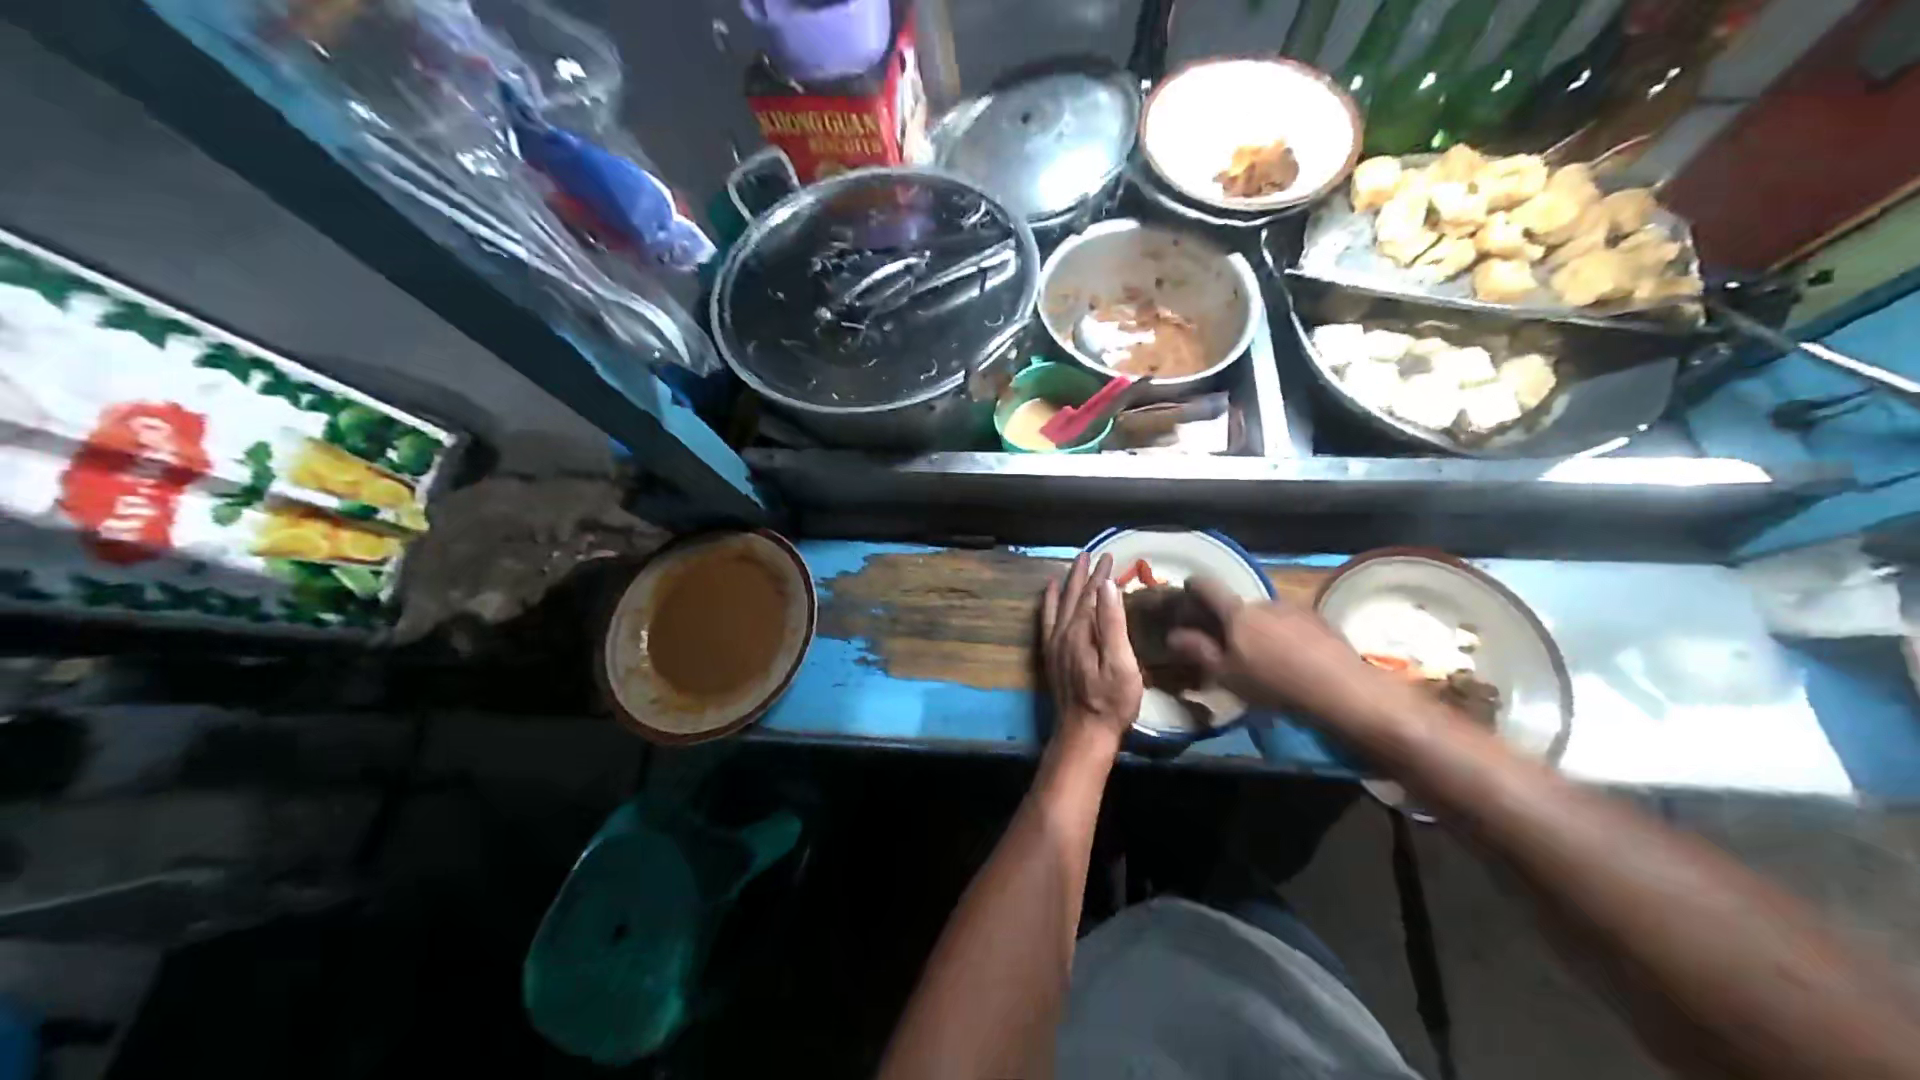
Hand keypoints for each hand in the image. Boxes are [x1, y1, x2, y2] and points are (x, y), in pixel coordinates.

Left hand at [1040, 554, 1142, 755]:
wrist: (1084, 733)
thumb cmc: (1111, 701)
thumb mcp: (1121, 664)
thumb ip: (1112, 623)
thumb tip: (1107, 586)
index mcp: (1081, 631)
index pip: (1092, 594)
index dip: (1101, 575)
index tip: (1110, 557)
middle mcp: (1063, 632)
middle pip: (1075, 595)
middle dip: (1085, 574)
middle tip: (1093, 555)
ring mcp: (1055, 643)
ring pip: (1060, 604)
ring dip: (1068, 583)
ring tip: (1073, 565)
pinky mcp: (1052, 655)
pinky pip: (1047, 620)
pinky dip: (1049, 603)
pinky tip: (1051, 593)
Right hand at [1166, 576, 1406, 736]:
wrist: (1340, 689)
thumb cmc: (1272, 683)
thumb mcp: (1226, 675)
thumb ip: (1198, 651)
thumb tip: (1173, 634)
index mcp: (1236, 612)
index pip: (1207, 585)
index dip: (1193, 586)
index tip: (1187, 594)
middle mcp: (1264, 602)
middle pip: (1239, 605)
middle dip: (1232, 621)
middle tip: (1231, 647)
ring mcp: (1296, 609)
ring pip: (1268, 615)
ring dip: (1261, 629)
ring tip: (1266, 658)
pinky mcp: (1321, 621)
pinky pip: (1293, 624)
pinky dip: (1287, 636)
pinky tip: (1294, 661)